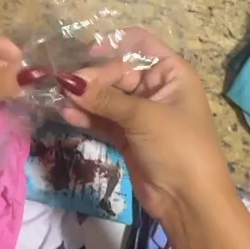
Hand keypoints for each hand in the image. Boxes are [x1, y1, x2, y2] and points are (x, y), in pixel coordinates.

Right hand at [57, 29, 235, 224]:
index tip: (85, 54)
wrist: (190, 202)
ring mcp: (139, 113)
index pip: (138, 46)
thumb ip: (105, 99)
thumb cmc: (179, 148)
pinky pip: (102, 118)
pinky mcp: (126, 135)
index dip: (113, 46)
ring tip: (59, 98)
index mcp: (171, 74)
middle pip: (117, 71)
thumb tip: (68, 83)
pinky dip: (86, 116)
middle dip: (92, 77)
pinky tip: (67, 114)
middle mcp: (155, 89)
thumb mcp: (144, 117)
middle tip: (67, 86)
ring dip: (85, 97)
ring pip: (106, 96)